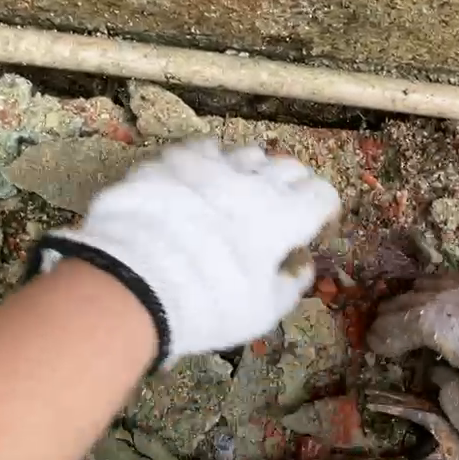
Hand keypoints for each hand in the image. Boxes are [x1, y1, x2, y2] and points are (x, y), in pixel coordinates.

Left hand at [39, 140, 339, 365]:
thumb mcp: (261, 312)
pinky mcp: (174, 160)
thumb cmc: (209, 302)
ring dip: (252, 169)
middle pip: (290, 168)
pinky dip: (211, 160)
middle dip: (292, 186)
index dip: (322, 210)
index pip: (322, 195)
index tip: (312, 228)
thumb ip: (289, 286)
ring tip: (238, 190)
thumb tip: (301, 266)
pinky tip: (200, 175)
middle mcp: (255, 182)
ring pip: (248, 152)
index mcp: (284, 217)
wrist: (136, 280)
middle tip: (279, 209)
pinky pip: (203, 148)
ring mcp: (213, 165)